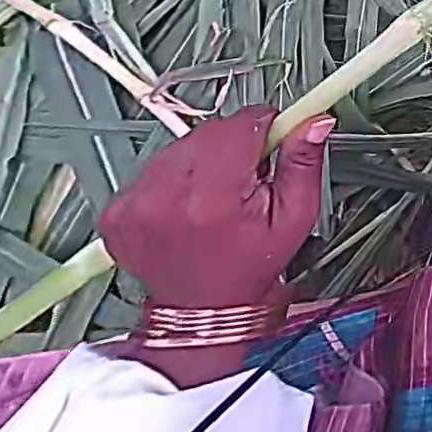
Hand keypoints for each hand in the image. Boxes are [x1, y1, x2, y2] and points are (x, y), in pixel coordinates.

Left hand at [101, 106, 333, 308]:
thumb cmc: (251, 264)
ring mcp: (134, 202)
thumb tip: (315, 122)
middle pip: (212, 130)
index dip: (264, 128)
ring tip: (217, 193)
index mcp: (212, 199)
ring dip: (205, 158)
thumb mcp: (295, 216)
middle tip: (247, 177)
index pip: (242, 124)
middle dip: (235, 144)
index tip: (272, 144)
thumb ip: (304, 163)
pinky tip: (189, 203)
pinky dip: (177, 175)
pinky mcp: (117, 208)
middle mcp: (165, 196)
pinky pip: (157, 164)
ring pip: (183, 143)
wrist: (201, 310)